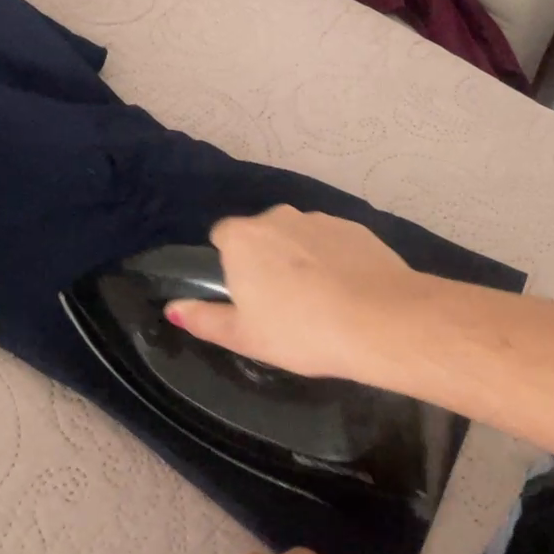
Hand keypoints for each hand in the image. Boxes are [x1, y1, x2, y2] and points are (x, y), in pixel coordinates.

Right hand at [165, 206, 426, 381]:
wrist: (380, 320)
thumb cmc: (300, 330)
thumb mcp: (244, 336)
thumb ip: (204, 319)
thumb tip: (173, 309)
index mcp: (243, 238)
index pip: (223, 236)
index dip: (230, 264)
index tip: (245, 295)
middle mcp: (278, 217)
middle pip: (262, 234)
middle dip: (266, 260)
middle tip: (280, 304)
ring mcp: (319, 219)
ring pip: (299, 237)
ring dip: (301, 259)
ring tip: (319, 301)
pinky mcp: (354, 227)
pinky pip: (332, 242)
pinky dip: (334, 260)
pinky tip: (347, 292)